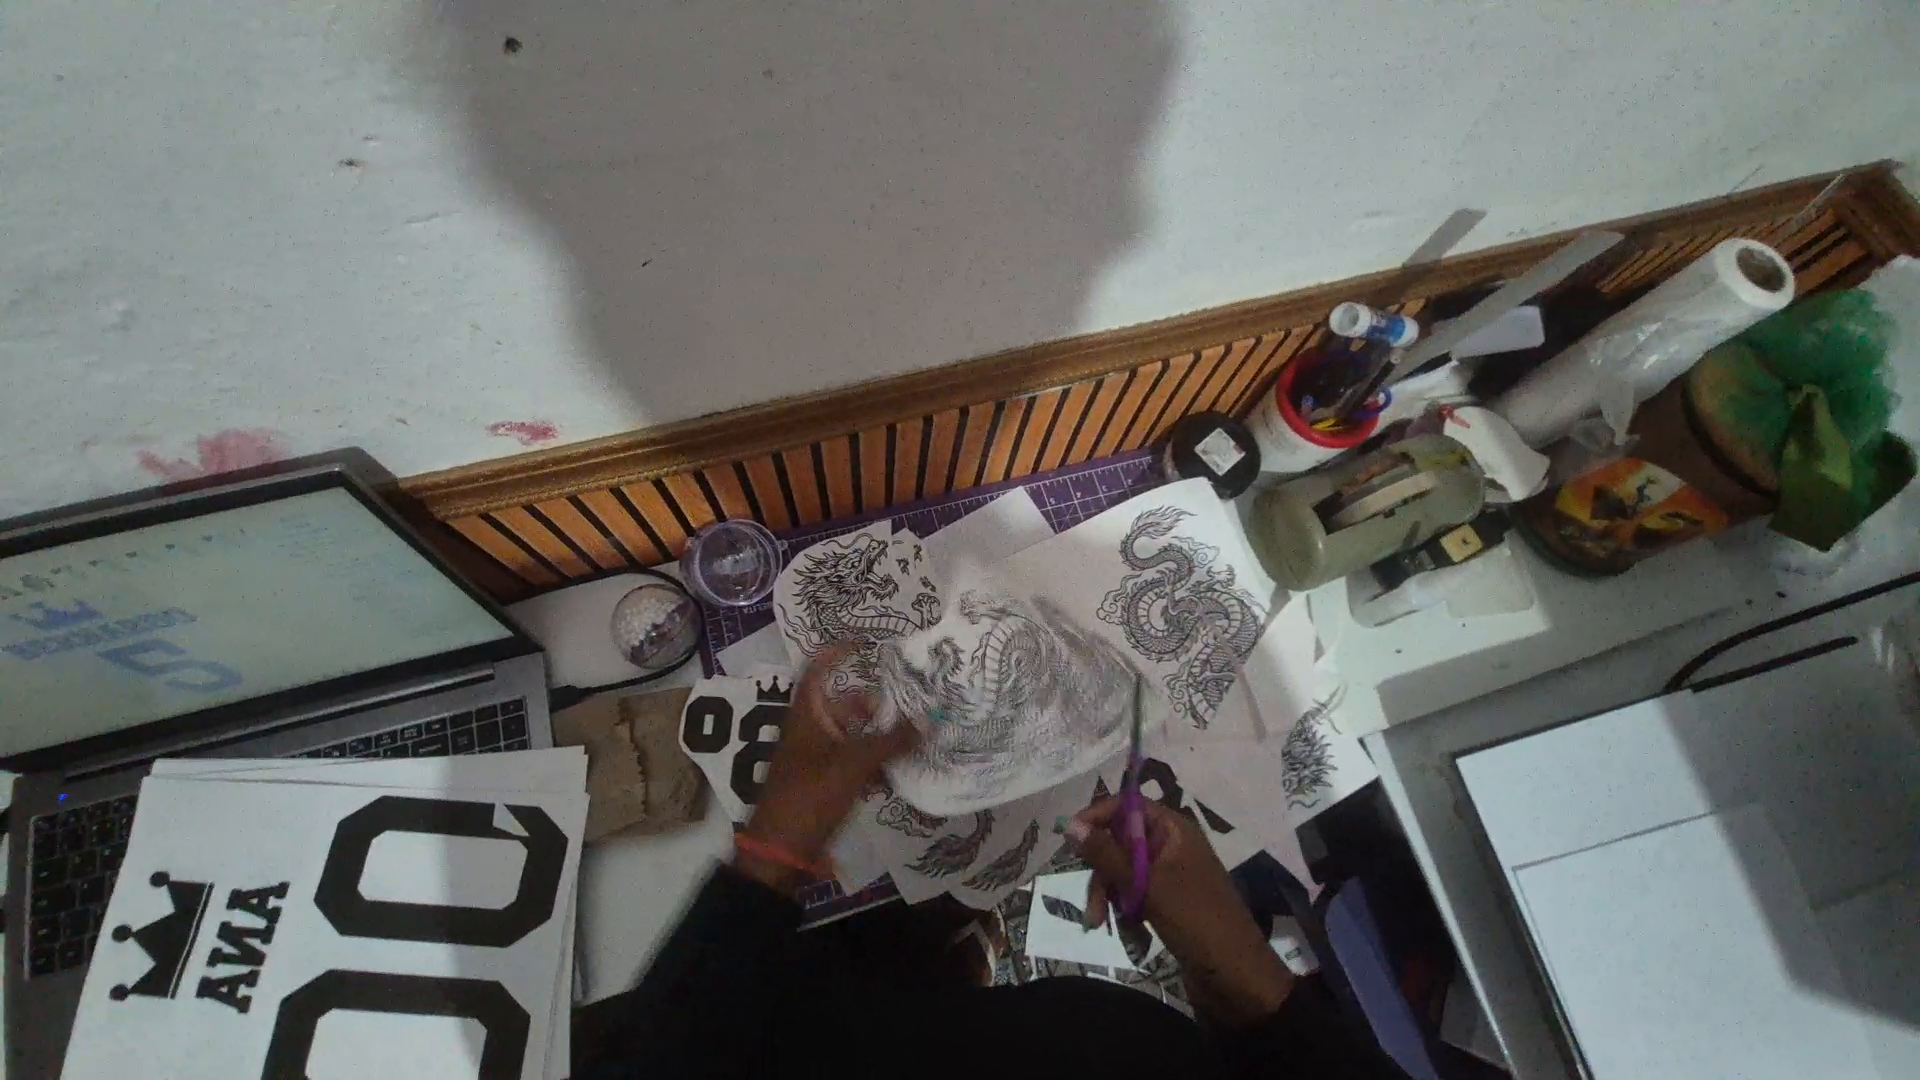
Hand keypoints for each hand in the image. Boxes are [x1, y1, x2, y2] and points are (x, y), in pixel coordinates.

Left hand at [736, 645, 919, 894]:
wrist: (780, 852)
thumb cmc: (810, 796)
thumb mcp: (854, 765)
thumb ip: (892, 742)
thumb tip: (929, 721)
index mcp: (807, 715)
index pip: (818, 670)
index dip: (837, 652)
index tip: (865, 643)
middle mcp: (810, 730)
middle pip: (843, 703)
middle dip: (875, 702)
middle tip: (907, 702)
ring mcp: (817, 757)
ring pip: (852, 733)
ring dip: (879, 733)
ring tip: (912, 734)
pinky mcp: (825, 782)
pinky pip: (853, 760)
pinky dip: (874, 759)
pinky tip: (899, 767)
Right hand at [1064, 797, 1293, 1025]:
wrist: (1240, 982)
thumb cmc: (1197, 923)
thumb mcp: (1147, 887)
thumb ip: (1107, 854)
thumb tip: (1070, 824)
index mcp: (1174, 829)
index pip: (1127, 806)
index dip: (1097, 817)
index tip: (1070, 839)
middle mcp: (1171, 845)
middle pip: (1120, 840)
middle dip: (1102, 870)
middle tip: (1094, 905)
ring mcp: (1170, 874)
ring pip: (1123, 870)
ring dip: (1109, 893)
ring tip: (1101, 923)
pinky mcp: (1168, 901)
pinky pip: (1134, 892)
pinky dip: (1124, 908)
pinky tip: (1125, 930)